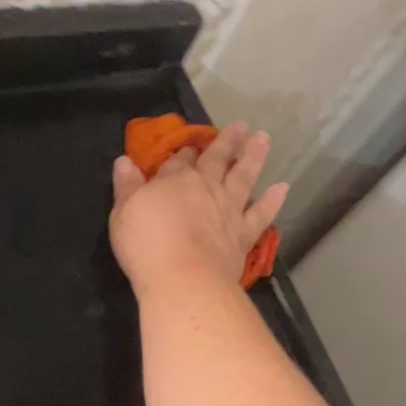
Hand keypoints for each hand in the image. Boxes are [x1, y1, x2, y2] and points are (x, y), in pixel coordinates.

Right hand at [110, 120, 288, 297]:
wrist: (184, 280)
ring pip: (244, 177)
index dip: (184, 151)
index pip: (179, 160)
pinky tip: (282, 188)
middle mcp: (205, 188)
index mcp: (174, 180)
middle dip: (226, 141)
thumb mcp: (123, 213)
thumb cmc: (146, 246)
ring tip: (263, 139)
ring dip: (253, 157)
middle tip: (240, 125)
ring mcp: (228, 210)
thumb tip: (124, 161)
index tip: (190, 145)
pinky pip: (262, 214)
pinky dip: (273, 200)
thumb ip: (126, 187)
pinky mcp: (243, 234)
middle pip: (216, 159)